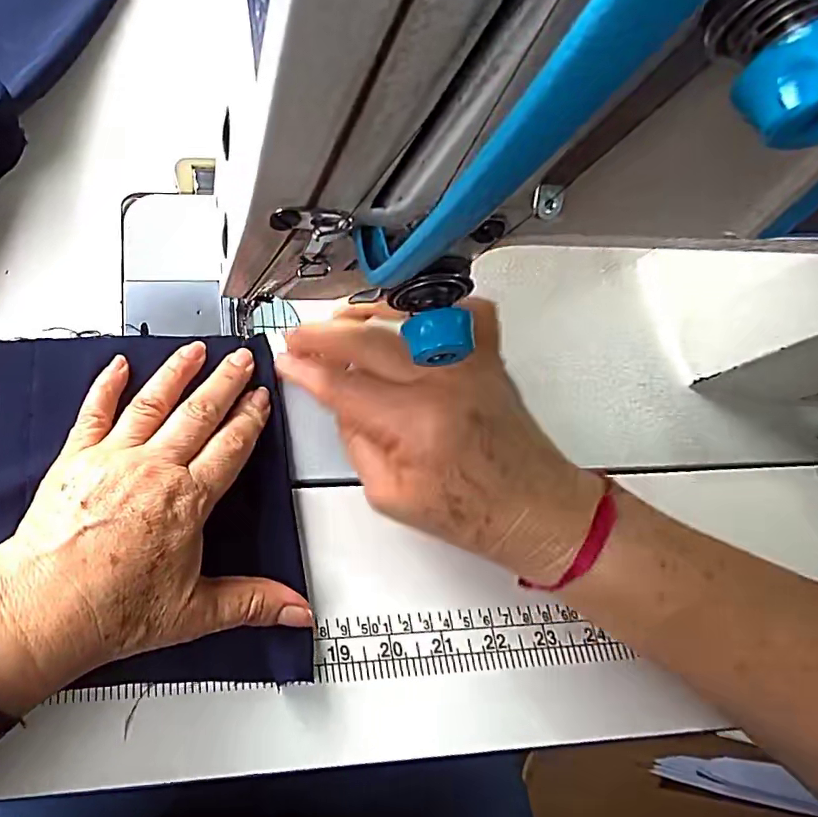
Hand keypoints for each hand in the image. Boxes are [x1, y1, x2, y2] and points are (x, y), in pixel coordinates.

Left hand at [0, 342, 312, 715]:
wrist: (48, 604)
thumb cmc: (110, 608)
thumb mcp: (193, 613)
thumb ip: (250, 602)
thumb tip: (294, 611)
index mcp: (186, 501)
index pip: (231, 447)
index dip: (249, 419)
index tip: (259, 399)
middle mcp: (151, 470)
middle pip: (198, 414)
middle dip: (224, 382)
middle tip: (240, 360)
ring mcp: (112, 459)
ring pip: (152, 402)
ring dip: (176, 372)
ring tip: (194, 352)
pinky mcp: (75, 459)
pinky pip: (95, 411)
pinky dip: (107, 385)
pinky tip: (118, 366)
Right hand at [275, 299, 603, 583]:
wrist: (532, 508)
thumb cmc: (469, 510)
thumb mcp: (387, 492)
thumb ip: (356, 442)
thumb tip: (339, 403)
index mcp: (412, 424)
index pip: (340, 384)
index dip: (304, 370)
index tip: (285, 362)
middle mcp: (442, 385)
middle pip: (366, 341)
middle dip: (321, 336)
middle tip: (298, 337)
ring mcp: (468, 366)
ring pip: (408, 316)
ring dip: (364, 313)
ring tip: (338, 318)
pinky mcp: (486, 360)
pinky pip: (462, 312)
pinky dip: (430, 306)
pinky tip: (403, 315)